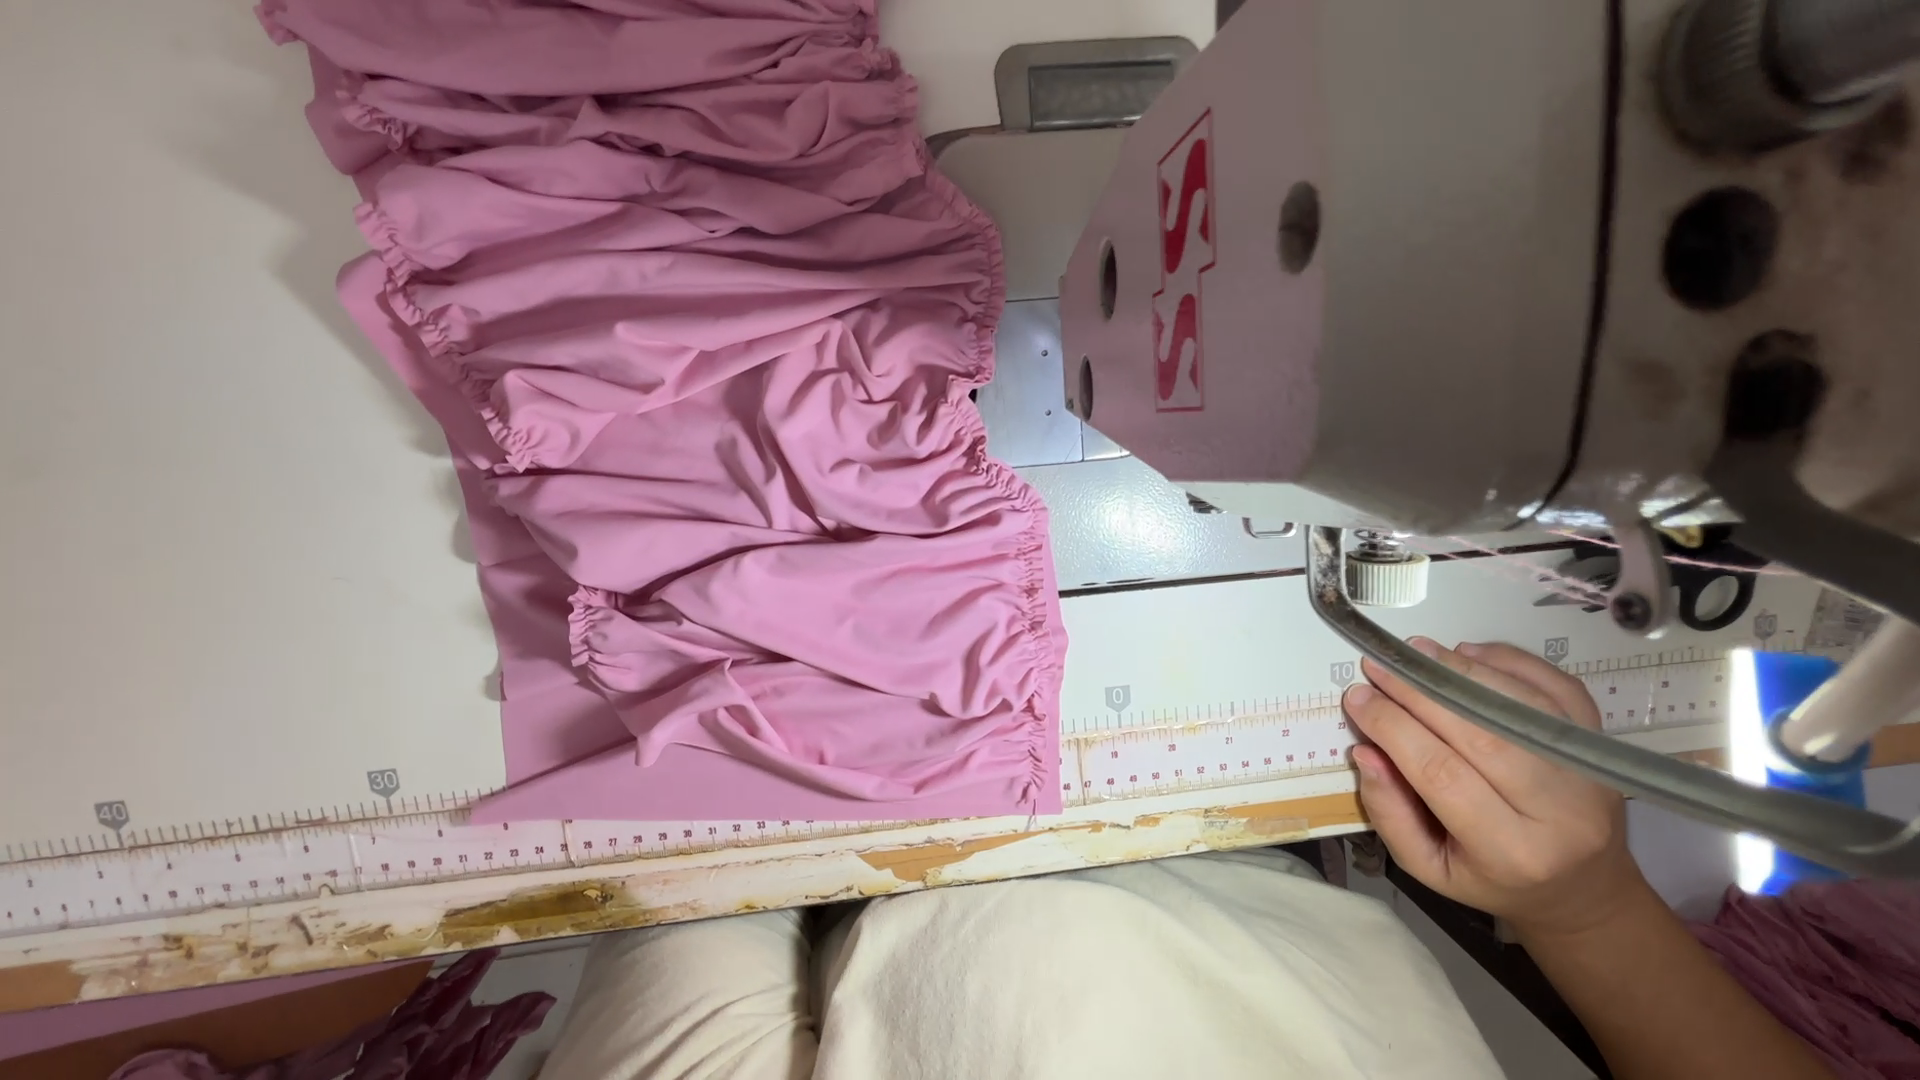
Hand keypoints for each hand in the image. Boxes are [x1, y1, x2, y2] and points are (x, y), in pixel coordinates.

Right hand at [1343, 639, 1652, 941]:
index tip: (1357, 698)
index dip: (1393, 729)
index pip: (1441, 774)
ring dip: (1459, 671)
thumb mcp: (1428, 867)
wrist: (1582, 889)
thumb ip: (1390, 813)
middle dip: (1419, 693)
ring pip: (1517, 707)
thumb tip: (1366, 752)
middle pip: (1481, 734)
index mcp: (1510, 851)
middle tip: (1379, 667)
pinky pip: (1558, 688)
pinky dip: (1511, 662)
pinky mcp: (1600, 746)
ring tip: (1414, 652)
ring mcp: (1588, 773)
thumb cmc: (1494, 879)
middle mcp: (1559, 812)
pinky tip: (1466, 654)